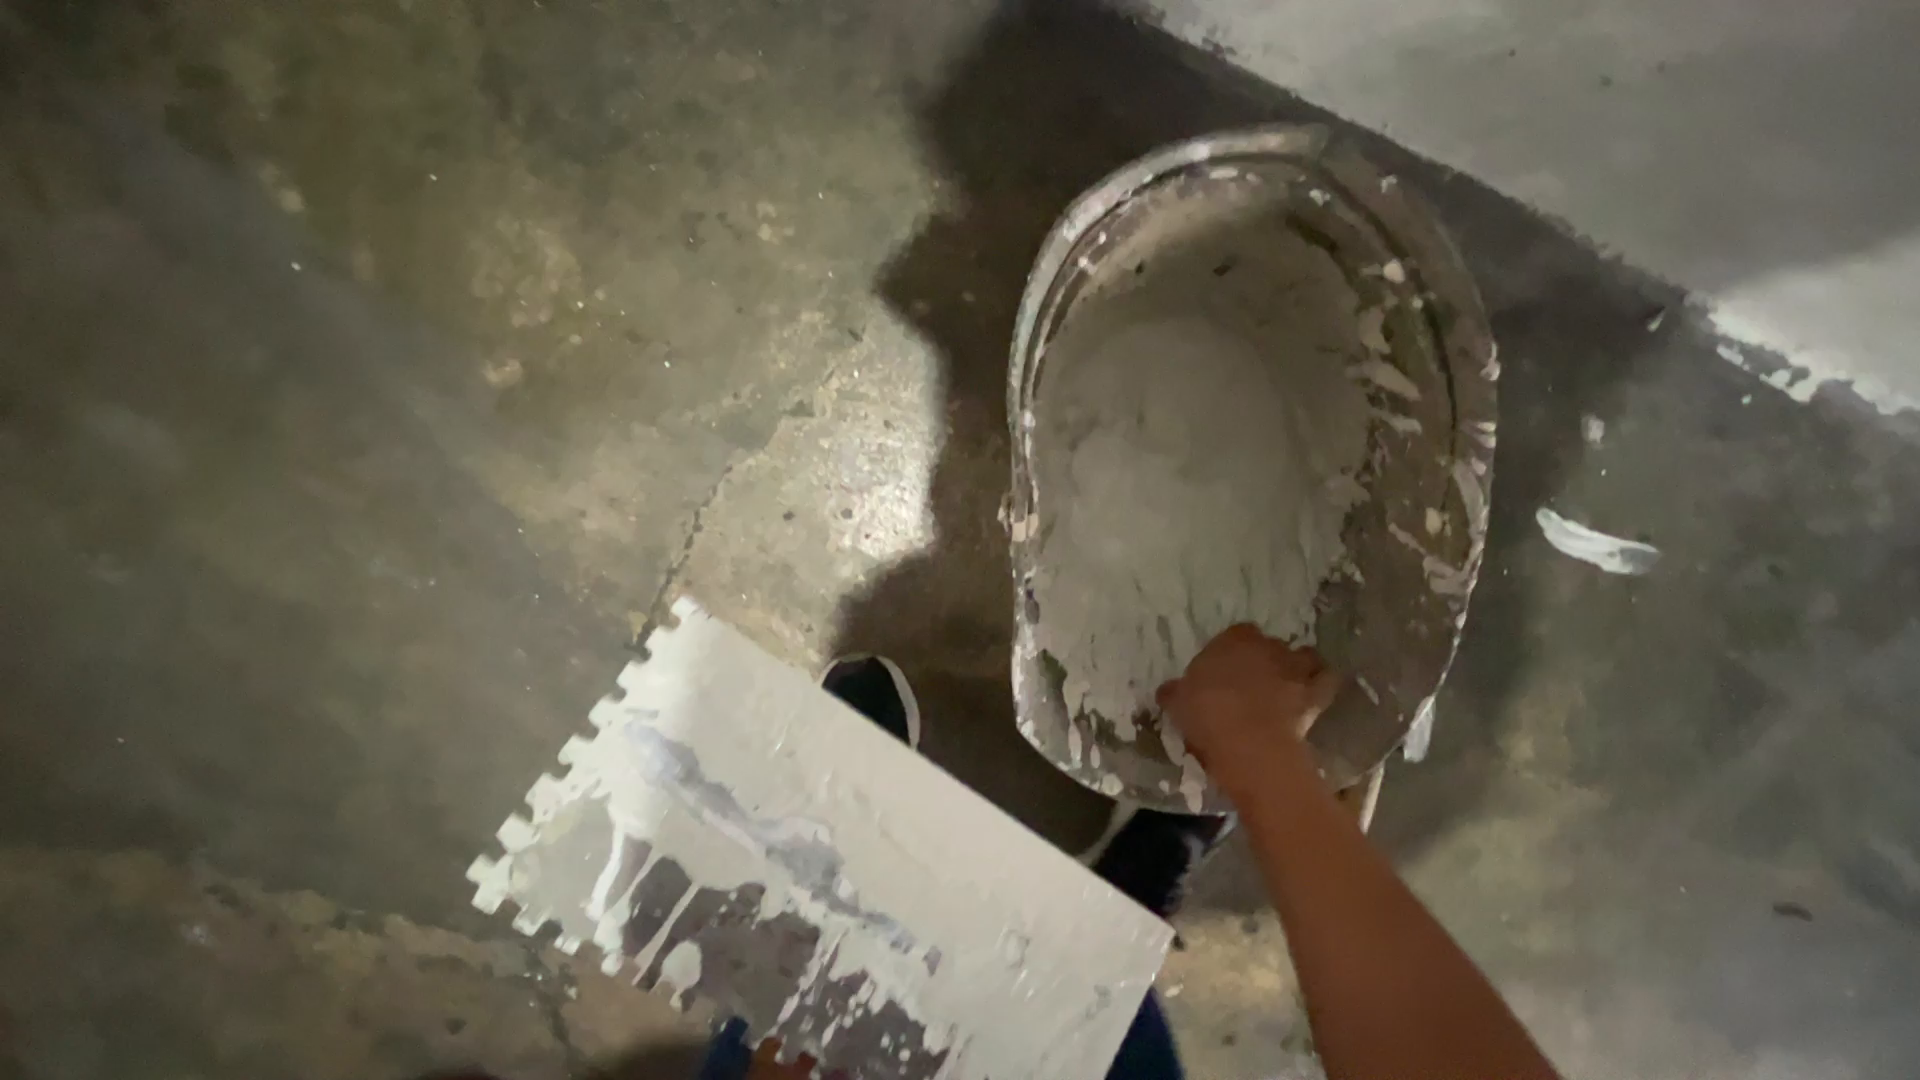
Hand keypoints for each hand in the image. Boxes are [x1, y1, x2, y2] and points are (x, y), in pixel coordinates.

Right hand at [1156, 624, 1341, 797]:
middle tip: (1252, 682)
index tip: (1225, 669)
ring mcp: (1295, 668)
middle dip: (1265, 658)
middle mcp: (1268, 646)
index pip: (1237, 633)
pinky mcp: (1316, 693)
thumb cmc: (1207, 715)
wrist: (1249, 743)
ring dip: (1297, 667)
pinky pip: (1325, 680)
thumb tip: (1167, 690)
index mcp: (1233, 640)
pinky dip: (1320, 684)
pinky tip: (1311, 696)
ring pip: (1303, 656)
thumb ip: (1174, 692)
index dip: (1233, 650)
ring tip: (1286, 685)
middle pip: (1270, 644)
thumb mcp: (1178, 703)